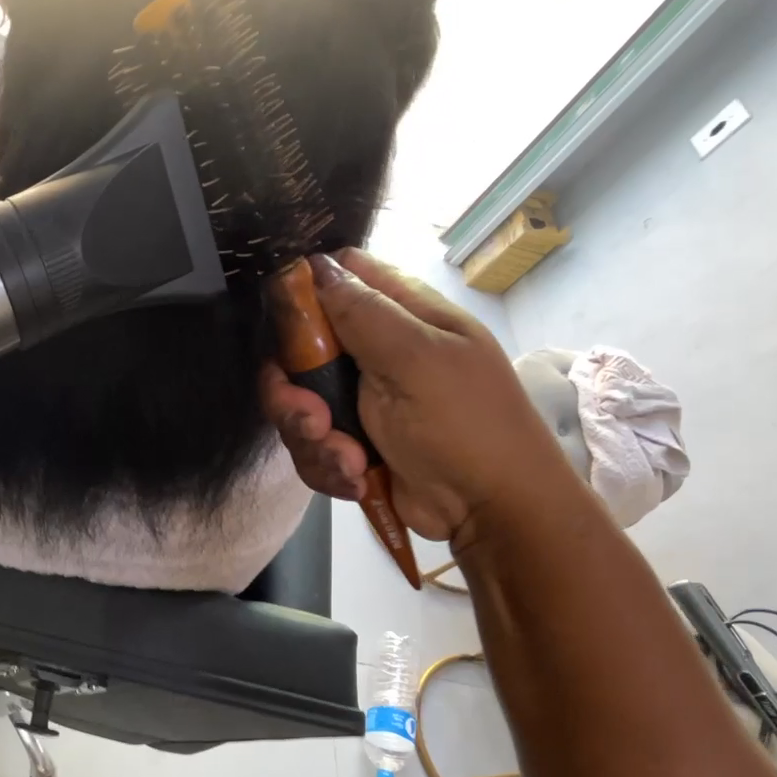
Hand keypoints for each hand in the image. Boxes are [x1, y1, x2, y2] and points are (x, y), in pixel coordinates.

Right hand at [261, 249, 578, 545]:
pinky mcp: (351, 442)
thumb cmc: (463, 426)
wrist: (488, 511)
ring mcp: (360, 400)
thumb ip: (363, 312)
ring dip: (315, 440)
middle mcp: (375, 352)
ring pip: (298, 406)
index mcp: (403, 316)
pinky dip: (328, 467)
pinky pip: (311, 446)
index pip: (342, 276)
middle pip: (299, 352)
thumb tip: (316, 266)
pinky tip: (358, 478)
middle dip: (294, 392)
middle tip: (314, 420)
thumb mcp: (416, 360)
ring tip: (351, 463)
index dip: (306, 293)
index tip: (288, 330)